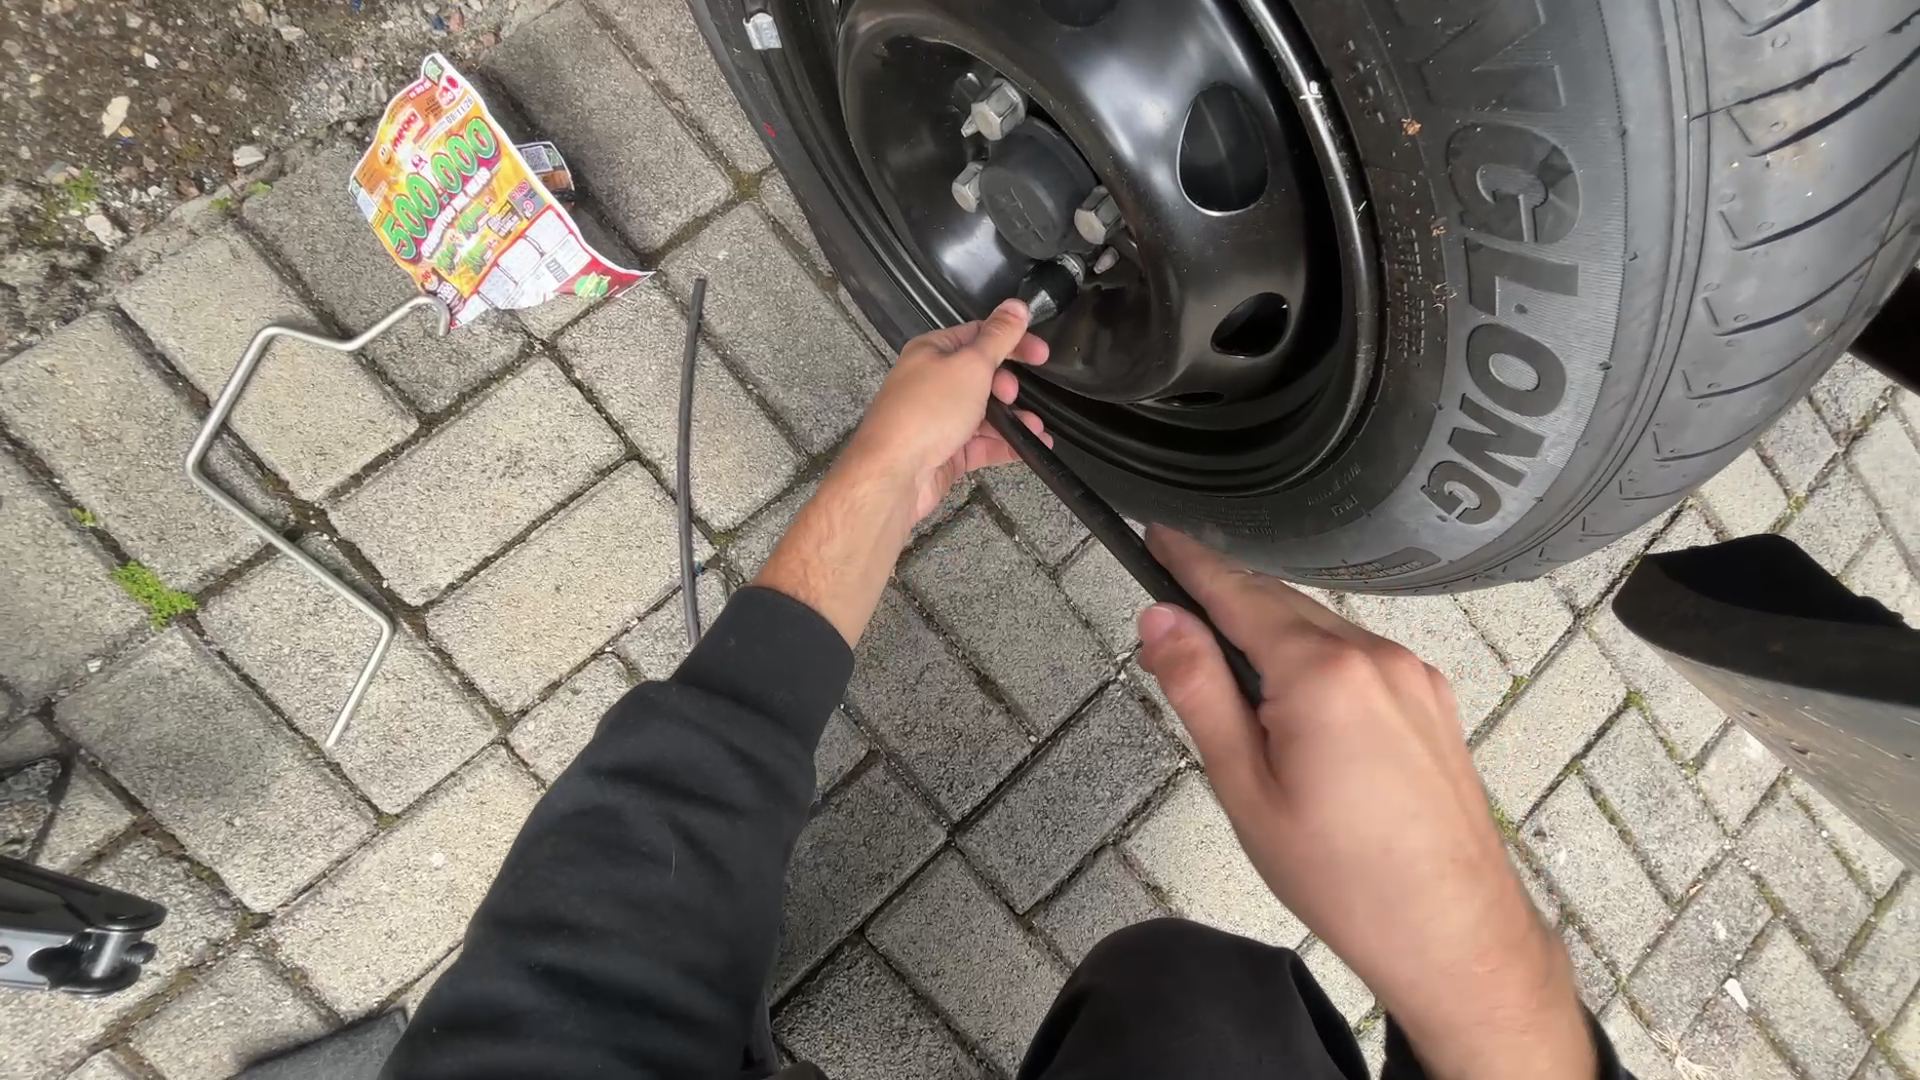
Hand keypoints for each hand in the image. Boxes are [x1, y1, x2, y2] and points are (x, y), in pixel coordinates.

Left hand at [838, 298, 1050, 524]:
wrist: (895, 473)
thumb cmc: (923, 414)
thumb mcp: (971, 365)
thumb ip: (998, 337)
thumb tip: (1016, 307)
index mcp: (932, 352)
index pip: (979, 336)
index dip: (1012, 341)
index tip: (1040, 353)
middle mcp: (932, 383)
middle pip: (983, 377)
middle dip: (1008, 386)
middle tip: (1013, 395)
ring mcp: (938, 419)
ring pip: (985, 414)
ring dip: (1013, 419)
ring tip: (1034, 427)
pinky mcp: (945, 450)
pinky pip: (981, 443)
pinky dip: (1004, 444)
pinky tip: (1027, 448)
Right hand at [1134, 527, 1592, 1079]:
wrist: (1460, 943)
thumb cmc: (1336, 873)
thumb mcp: (1243, 784)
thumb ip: (1198, 688)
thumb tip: (1158, 616)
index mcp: (1321, 671)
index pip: (1237, 592)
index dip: (1190, 561)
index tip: (1157, 534)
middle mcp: (1374, 654)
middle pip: (1277, 602)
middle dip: (1219, 600)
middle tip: (1169, 628)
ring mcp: (1412, 674)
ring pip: (1316, 626)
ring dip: (1262, 629)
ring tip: (1223, 671)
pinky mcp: (1431, 698)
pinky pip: (1352, 651)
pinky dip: (1306, 651)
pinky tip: (1290, 696)